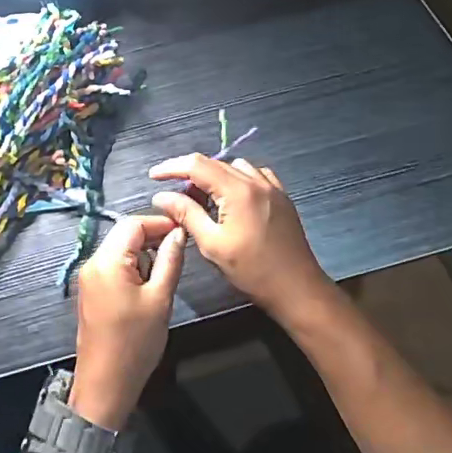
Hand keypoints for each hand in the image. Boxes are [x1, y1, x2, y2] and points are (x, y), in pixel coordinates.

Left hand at [71, 214, 185, 429]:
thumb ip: (169, 260)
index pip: (133, 223)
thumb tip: (178, 233)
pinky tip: (148, 283)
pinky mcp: (91, 290)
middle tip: (178, 248)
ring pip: (119, 249)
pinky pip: (113, 265)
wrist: (105, 384)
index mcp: (107, 260)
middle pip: (124, 233)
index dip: (159, 222)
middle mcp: (93, 262)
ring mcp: (89, 277)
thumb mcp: (160, 299)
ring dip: (142, 252)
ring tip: (165, 271)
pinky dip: (132, 266)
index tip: (183, 229)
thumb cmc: (135, 343)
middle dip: (151, 236)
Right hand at [150, 156, 331, 318]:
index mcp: (238, 190)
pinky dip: (237, 180)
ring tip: (204, 200)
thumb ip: (186, 214)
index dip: (172, 168)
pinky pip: (255, 175)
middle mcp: (256, 181)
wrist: (297, 289)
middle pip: (215, 163)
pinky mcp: (282, 197)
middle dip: (191, 175)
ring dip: (214, 176)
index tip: (154, 176)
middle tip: (176, 196)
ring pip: (235, 167)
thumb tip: (161, 196)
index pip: (197, 165)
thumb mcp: (212, 244)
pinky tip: (232, 199)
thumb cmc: (252, 271)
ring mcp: (272, 187)